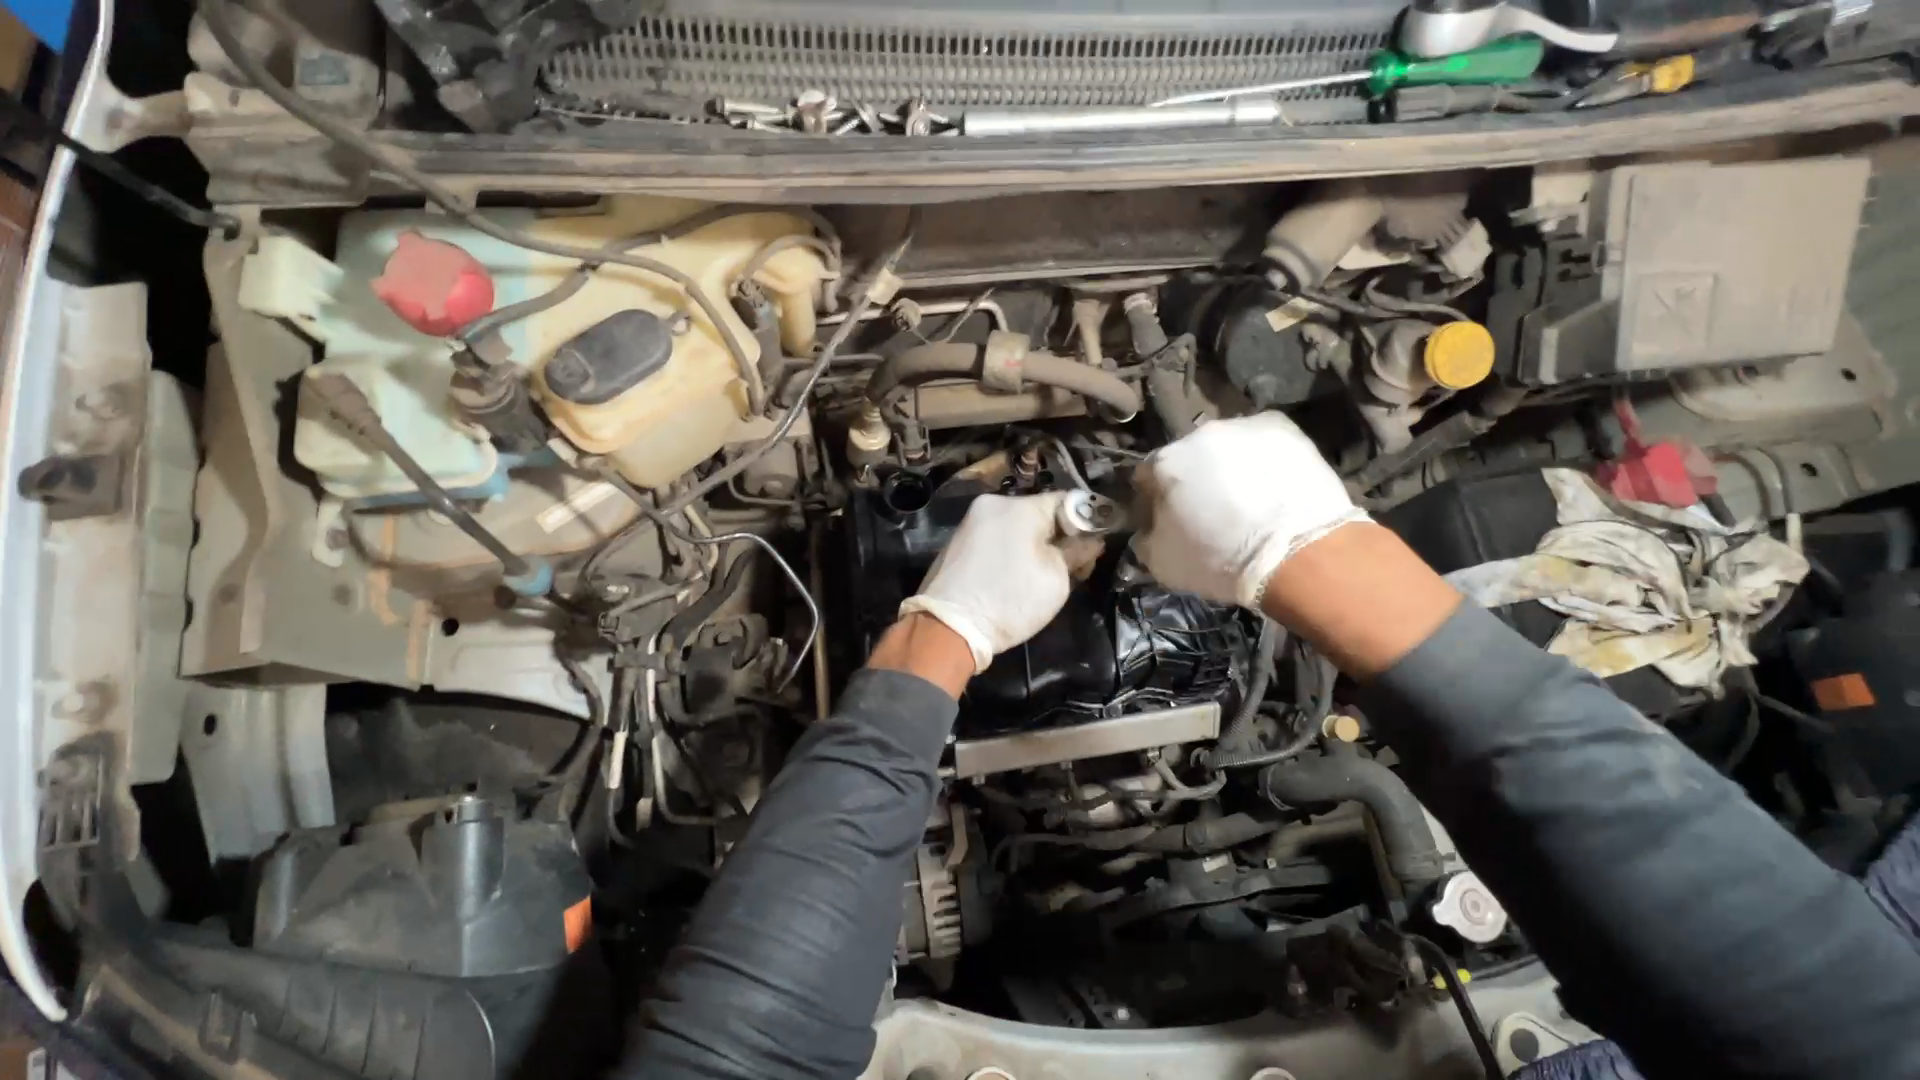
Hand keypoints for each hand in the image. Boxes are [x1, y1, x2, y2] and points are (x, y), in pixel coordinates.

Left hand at [899, 492, 1077, 673]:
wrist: (947, 628)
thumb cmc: (1009, 601)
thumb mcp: (1055, 580)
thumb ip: (1076, 552)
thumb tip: (1091, 539)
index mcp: (1018, 506)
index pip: (1066, 501)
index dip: (1086, 520)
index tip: (1097, 542)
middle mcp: (992, 505)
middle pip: (1039, 514)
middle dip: (1058, 536)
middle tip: (1074, 566)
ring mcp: (970, 523)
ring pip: (1016, 527)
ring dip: (1034, 545)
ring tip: (1043, 575)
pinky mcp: (958, 542)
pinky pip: (996, 539)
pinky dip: (1011, 551)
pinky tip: (1015, 576)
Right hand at [1132, 413, 1369, 608]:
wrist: (1299, 554)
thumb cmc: (1222, 561)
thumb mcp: (1162, 563)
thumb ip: (1145, 537)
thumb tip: (1149, 527)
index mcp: (1165, 463)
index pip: (1147, 476)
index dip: (1152, 500)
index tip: (1165, 521)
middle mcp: (1200, 434)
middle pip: (1188, 456)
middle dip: (1193, 481)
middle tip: (1209, 511)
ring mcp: (1244, 427)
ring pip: (1227, 447)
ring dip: (1228, 468)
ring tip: (1247, 500)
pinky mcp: (1284, 428)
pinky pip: (1262, 444)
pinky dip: (1263, 461)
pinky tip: (1272, 487)